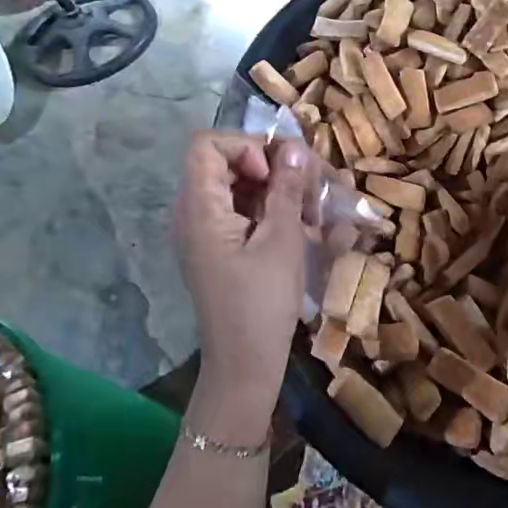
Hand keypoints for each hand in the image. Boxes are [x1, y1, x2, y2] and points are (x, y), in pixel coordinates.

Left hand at [174, 131, 310, 414]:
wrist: (244, 363)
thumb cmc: (263, 301)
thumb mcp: (282, 240)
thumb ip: (286, 189)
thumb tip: (294, 148)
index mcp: (200, 207)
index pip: (208, 144)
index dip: (245, 147)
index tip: (274, 174)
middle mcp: (193, 213)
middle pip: (226, 163)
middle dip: (272, 167)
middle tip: (311, 186)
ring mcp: (204, 231)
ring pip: (238, 187)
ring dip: (276, 190)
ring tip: (314, 210)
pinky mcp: (218, 248)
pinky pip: (241, 212)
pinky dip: (270, 211)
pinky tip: (303, 227)